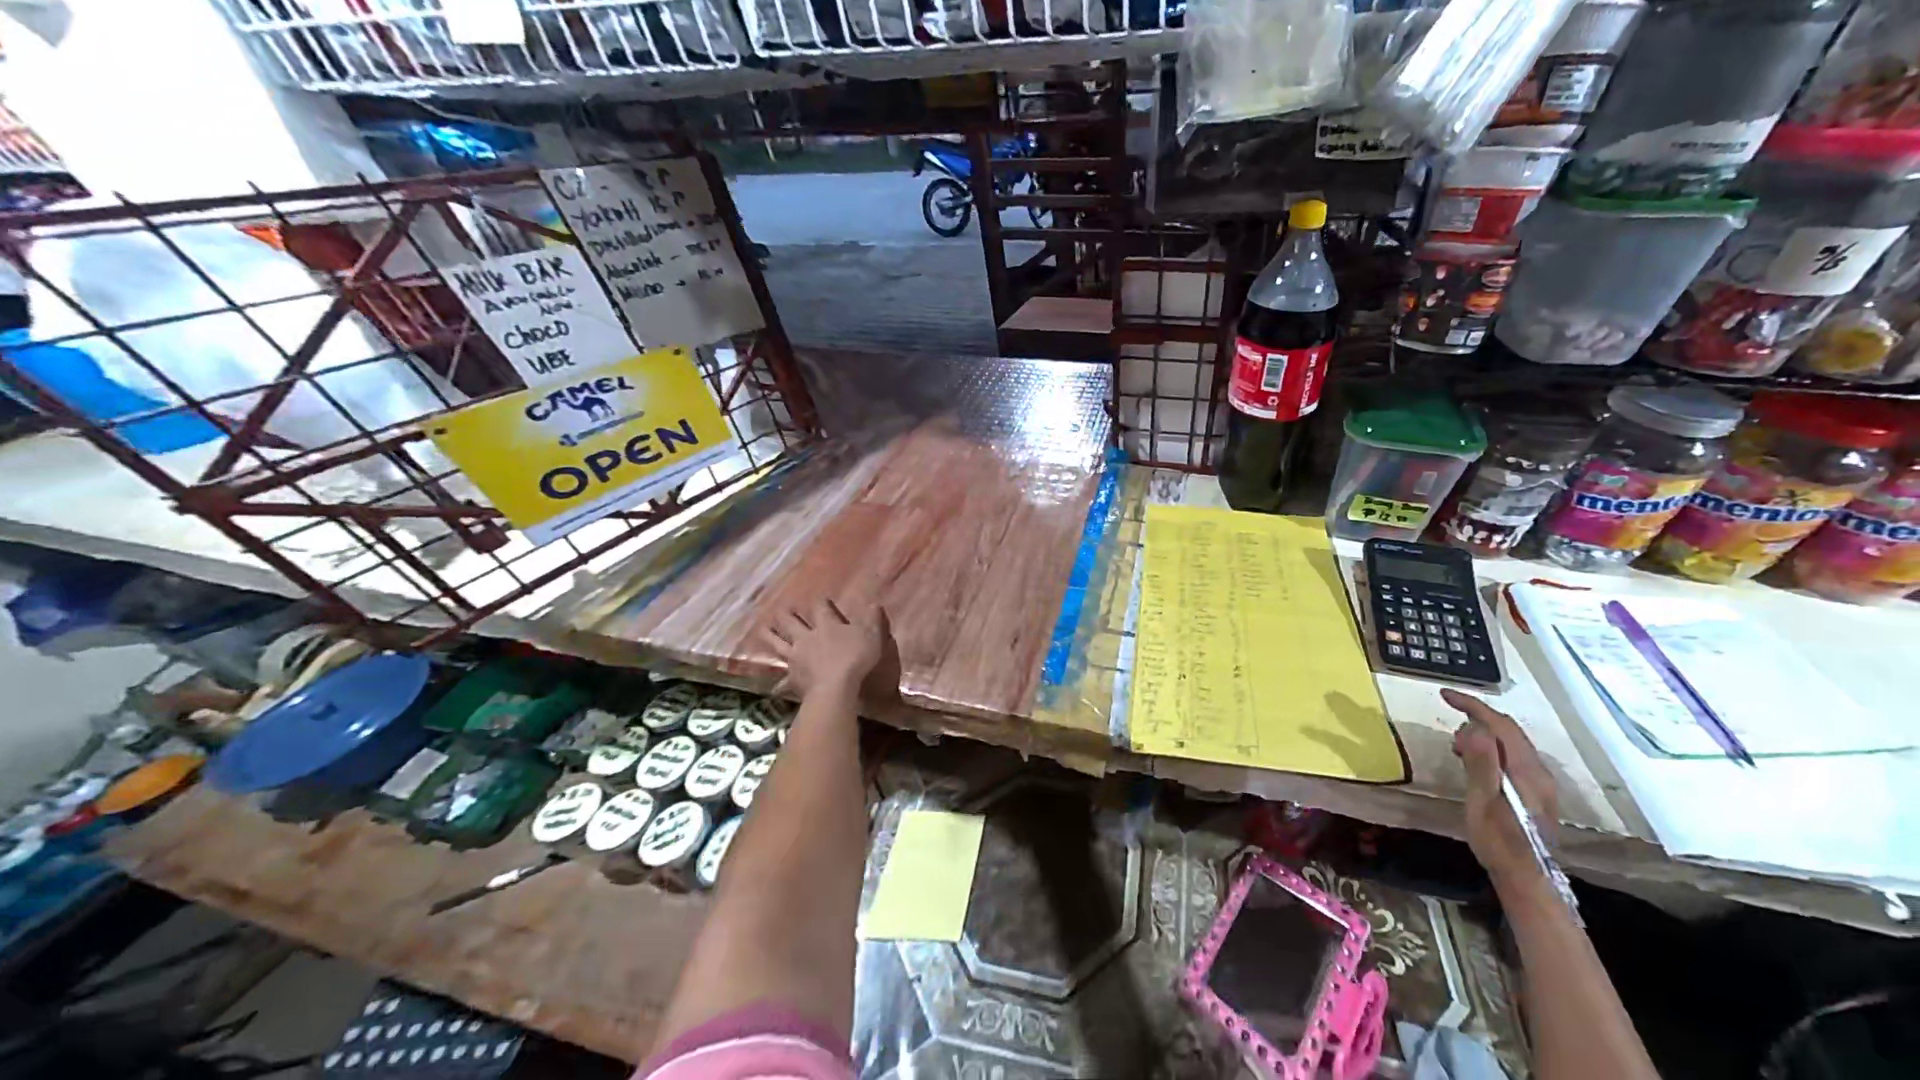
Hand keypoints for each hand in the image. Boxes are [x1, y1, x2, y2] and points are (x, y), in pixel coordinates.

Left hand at [764, 593, 900, 706]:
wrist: (834, 688)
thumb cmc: (855, 659)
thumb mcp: (872, 636)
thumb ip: (873, 620)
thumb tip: (875, 603)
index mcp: (827, 625)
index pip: (820, 607)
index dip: (820, 602)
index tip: (820, 599)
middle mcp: (807, 636)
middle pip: (791, 621)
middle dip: (786, 613)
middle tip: (781, 608)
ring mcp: (796, 656)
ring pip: (778, 642)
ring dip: (770, 634)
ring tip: (763, 628)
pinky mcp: (791, 675)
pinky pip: (782, 672)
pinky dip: (778, 673)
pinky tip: (773, 676)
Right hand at [1443, 688, 1559, 890]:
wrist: (1528, 879)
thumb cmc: (1499, 842)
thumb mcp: (1482, 803)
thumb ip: (1482, 765)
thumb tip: (1476, 728)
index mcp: (1526, 771)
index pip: (1501, 726)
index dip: (1473, 706)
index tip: (1444, 695)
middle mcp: (1538, 772)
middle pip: (1509, 731)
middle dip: (1477, 717)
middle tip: (1448, 723)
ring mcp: (1539, 783)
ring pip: (1510, 743)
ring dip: (1483, 735)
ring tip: (1457, 747)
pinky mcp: (1534, 792)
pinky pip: (1511, 757)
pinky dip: (1490, 749)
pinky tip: (1474, 762)